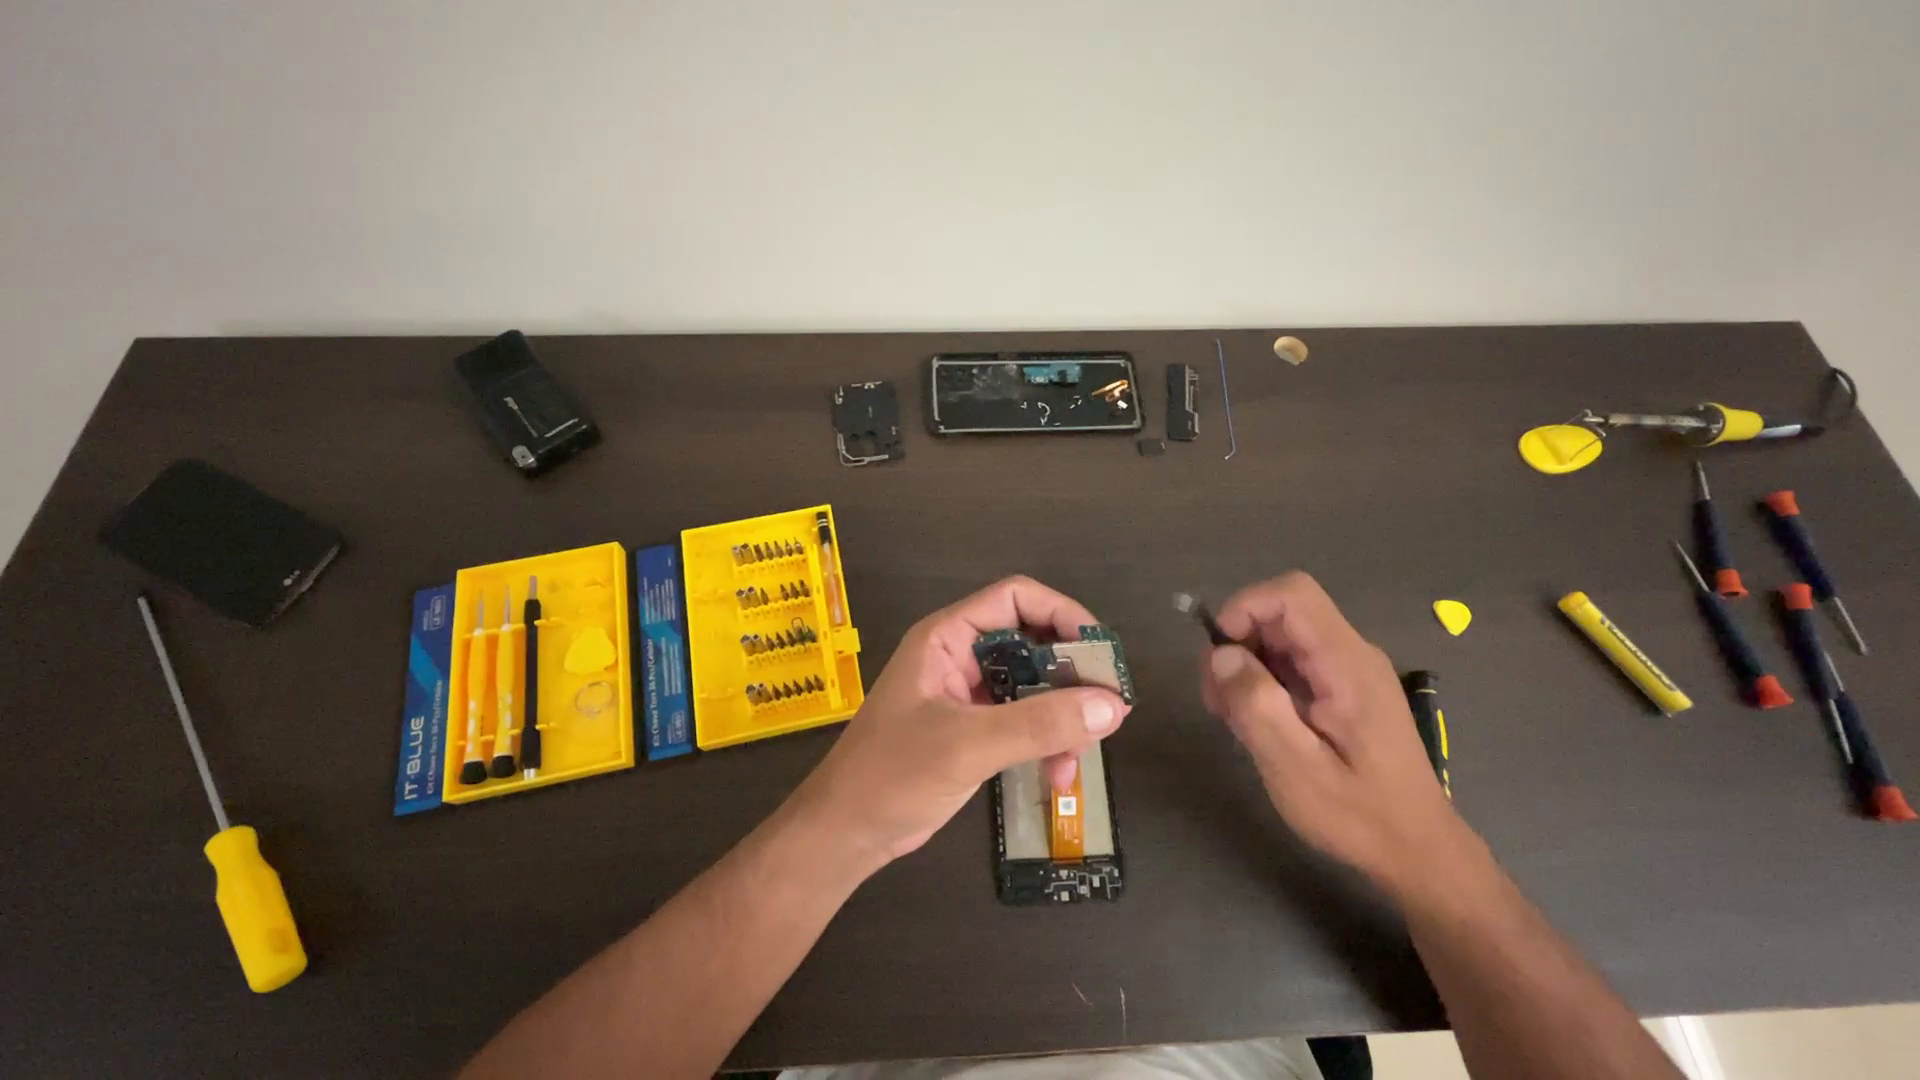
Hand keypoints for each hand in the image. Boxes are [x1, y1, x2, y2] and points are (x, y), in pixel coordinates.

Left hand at [793, 576, 1131, 867]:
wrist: (845, 833)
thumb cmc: (893, 774)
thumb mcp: (968, 745)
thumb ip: (1040, 724)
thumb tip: (1112, 705)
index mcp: (947, 637)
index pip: (1016, 599)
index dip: (1062, 613)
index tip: (1100, 651)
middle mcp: (960, 657)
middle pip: (1032, 644)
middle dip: (1070, 678)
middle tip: (1106, 711)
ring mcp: (967, 695)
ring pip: (1034, 688)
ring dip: (1062, 719)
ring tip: (1077, 760)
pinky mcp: (973, 731)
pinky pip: (1024, 723)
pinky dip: (1046, 743)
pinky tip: (1057, 776)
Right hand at [1201, 572, 1461, 893]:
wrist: (1418, 852)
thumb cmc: (1359, 816)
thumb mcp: (1297, 769)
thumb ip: (1257, 706)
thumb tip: (1222, 654)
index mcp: (1346, 665)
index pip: (1292, 594)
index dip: (1245, 608)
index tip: (1218, 656)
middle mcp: (1351, 655)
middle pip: (1282, 613)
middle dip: (1237, 644)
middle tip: (1217, 701)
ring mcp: (1349, 672)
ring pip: (1282, 638)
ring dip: (1246, 667)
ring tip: (1233, 719)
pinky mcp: (1342, 690)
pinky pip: (1292, 664)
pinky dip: (1262, 682)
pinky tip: (1257, 725)